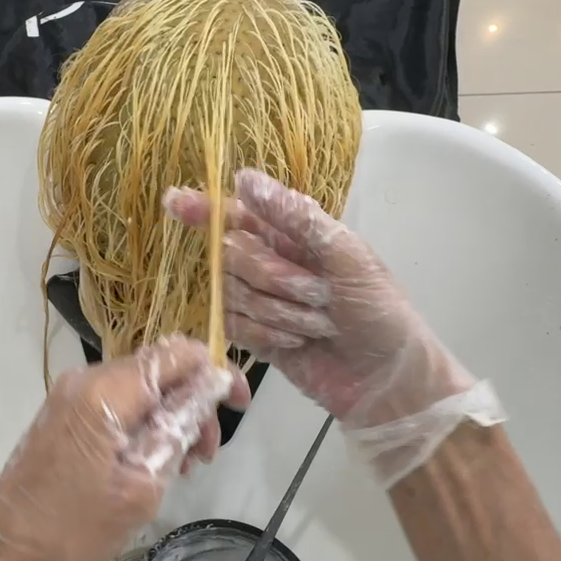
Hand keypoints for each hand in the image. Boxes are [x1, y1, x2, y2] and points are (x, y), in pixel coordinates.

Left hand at [0, 337, 248, 560]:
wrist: (4, 558)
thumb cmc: (75, 531)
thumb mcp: (142, 484)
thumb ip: (178, 425)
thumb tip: (211, 382)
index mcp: (104, 391)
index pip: (174, 354)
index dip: (213, 370)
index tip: (240, 404)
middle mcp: (84, 379)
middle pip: (158, 369)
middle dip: (193, 403)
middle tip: (206, 455)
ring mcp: (68, 395)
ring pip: (139, 387)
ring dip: (170, 417)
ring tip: (184, 466)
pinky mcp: (62, 414)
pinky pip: (116, 403)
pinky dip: (143, 425)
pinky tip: (154, 462)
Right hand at [165, 168, 500, 484]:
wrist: (386, 381)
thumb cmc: (380, 312)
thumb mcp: (348, 256)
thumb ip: (295, 217)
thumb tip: (243, 179)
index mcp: (291, 233)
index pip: (234, 213)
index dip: (203, 207)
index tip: (174, 203)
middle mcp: (267, 261)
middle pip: (230, 254)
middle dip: (272, 276)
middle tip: (318, 295)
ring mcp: (256, 299)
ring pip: (230, 291)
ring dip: (277, 309)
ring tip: (318, 324)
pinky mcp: (251, 334)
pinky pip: (231, 323)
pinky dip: (264, 332)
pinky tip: (296, 342)